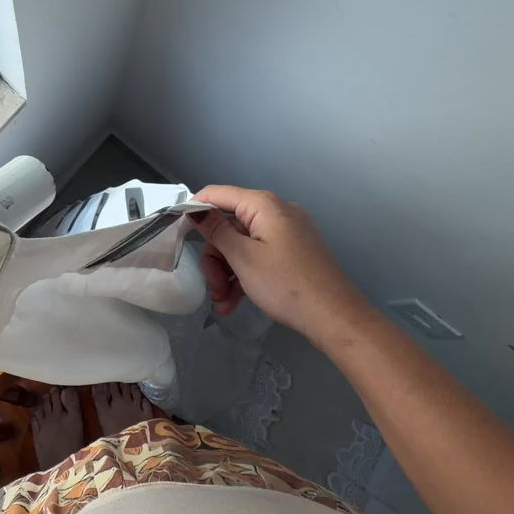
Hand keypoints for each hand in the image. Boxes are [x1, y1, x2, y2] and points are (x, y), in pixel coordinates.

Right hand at [191, 185, 378, 350]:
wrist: (337, 319)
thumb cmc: (286, 285)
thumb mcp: (243, 258)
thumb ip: (216, 231)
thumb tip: (196, 211)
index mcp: (265, 205)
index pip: (218, 194)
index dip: (194, 209)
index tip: (176, 231)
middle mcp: (278, 211)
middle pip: (229, 224)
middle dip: (215, 256)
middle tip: (213, 287)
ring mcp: (288, 231)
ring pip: (242, 243)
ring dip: (228, 271)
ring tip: (224, 302)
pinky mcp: (294, 251)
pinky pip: (259, 253)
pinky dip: (245, 273)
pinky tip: (237, 301)